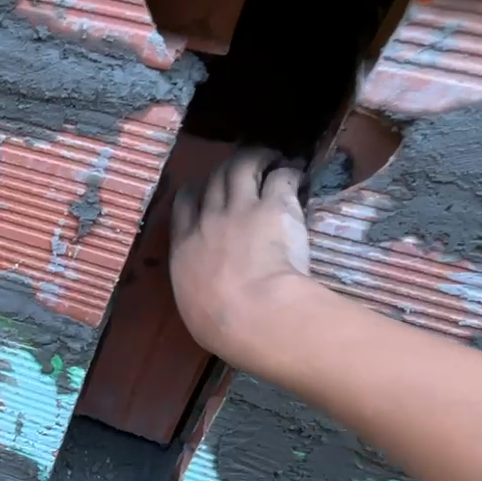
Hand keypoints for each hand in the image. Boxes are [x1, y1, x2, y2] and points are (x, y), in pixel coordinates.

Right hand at [169, 147, 315, 366]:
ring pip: (241, 166)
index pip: (183, 205)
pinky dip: (288, 172)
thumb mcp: (193, 303)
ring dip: (257, 158)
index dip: (194, 191)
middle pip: (212, 180)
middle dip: (227, 169)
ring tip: (271, 158)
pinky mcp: (274, 206)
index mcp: (184, 247)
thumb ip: (197, 284)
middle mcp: (207, 220)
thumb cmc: (218, 323)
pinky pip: (280, 176)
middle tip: (245, 168)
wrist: (249, 312)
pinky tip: (297, 174)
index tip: (204, 189)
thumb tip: (206, 291)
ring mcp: (240, 209)